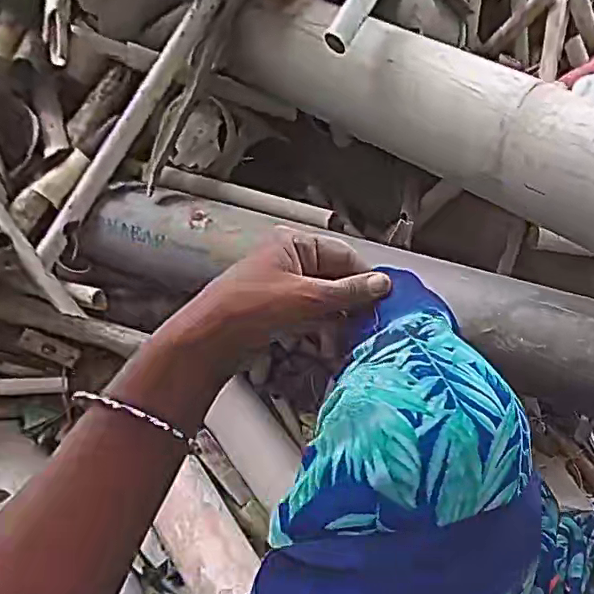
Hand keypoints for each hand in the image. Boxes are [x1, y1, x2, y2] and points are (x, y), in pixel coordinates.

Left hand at [167, 228, 391, 368]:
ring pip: (327, 303)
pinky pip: (314, 320)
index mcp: (294, 244)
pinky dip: (325, 333)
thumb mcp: (308, 298)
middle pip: (337, 280)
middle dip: (352, 305)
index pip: (344, 255)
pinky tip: (331, 349)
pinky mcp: (281, 314)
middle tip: (369, 323)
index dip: (365, 278)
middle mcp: (291, 262)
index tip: (384, 298)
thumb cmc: (249, 308)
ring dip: (340, 324)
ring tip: (349, 342)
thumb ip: (350, 292)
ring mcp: (286, 289)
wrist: (210, 341)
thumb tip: (381, 284)